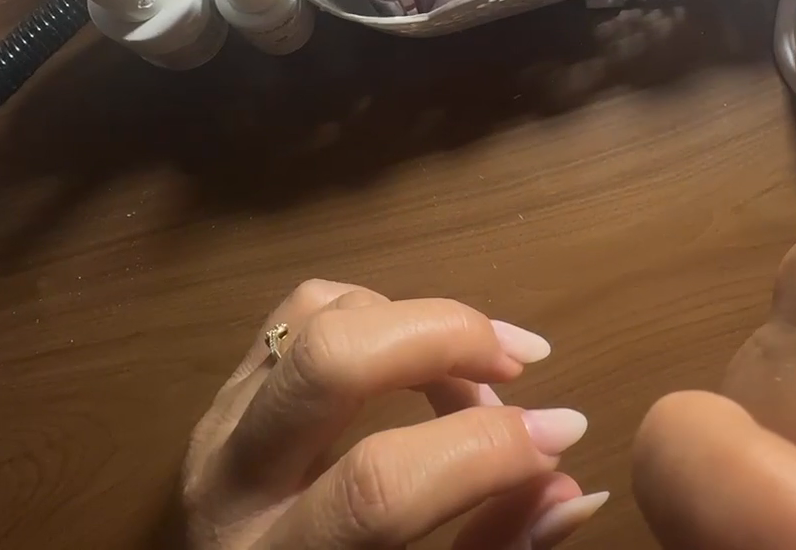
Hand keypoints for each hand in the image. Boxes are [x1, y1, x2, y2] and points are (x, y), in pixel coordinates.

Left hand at [182, 280, 606, 548]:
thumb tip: (574, 487)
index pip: (378, 485)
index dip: (485, 448)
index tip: (563, 431)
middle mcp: (231, 480)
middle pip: (331, 361)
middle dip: (445, 338)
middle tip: (520, 362)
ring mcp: (221, 419)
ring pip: (321, 317)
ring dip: (418, 323)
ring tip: (476, 373)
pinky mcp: (230, 386)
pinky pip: (301, 308)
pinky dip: (373, 309)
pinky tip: (411, 354)